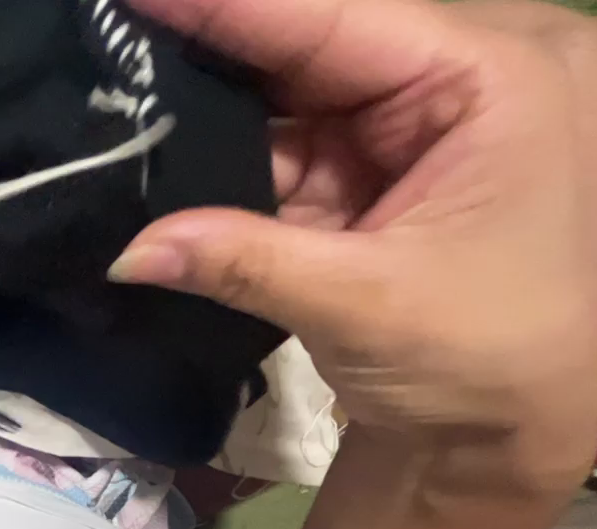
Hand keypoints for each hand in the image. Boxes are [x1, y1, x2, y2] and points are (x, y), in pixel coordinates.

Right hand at [110, 0, 596, 469]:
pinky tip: (152, 156)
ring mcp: (374, 144)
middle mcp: (427, 94)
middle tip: (115, 42)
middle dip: (209, 49)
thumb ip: (243, 264)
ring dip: (199, 112)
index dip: (236, 6)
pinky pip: (261, 163)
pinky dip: (208, 169)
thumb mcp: (360, 300)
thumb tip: (126, 252)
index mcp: (480, 83)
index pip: (337, 21)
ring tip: (116, 95)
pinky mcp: (335, 190)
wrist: (481, 420)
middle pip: (299, 52)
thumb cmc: (471, 349)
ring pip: (271, 108)